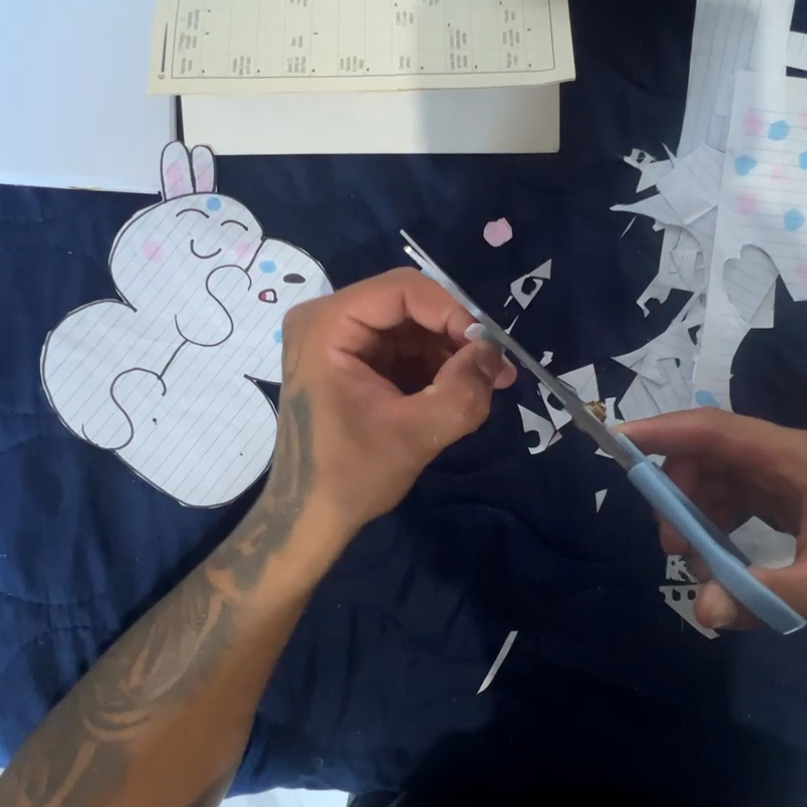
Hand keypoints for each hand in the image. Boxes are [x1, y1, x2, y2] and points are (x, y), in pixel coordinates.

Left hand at [266, 267, 515, 541]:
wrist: (310, 516)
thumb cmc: (351, 475)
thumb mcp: (416, 434)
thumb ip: (462, 391)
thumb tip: (495, 355)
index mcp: (327, 326)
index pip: (403, 290)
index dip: (452, 311)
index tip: (488, 349)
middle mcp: (326, 320)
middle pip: (408, 305)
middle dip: (455, 333)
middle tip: (496, 368)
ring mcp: (337, 340)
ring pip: (410, 326)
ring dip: (449, 351)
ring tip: (486, 384)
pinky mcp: (350, 361)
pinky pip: (401, 347)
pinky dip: (433, 365)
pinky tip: (459, 390)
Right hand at [620, 408, 806, 629]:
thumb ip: (760, 599)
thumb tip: (701, 611)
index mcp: (797, 460)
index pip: (717, 431)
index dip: (664, 431)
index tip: (619, 440)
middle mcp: (786, 454)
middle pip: (708, 452)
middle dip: (677, 492)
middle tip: (673, 547)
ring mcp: (786, 470)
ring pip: (716, 472)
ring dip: (695, 510)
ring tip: (700, 562)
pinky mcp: (786, 489)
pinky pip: (733, 490)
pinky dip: (715, 518)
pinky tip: (719, 555)